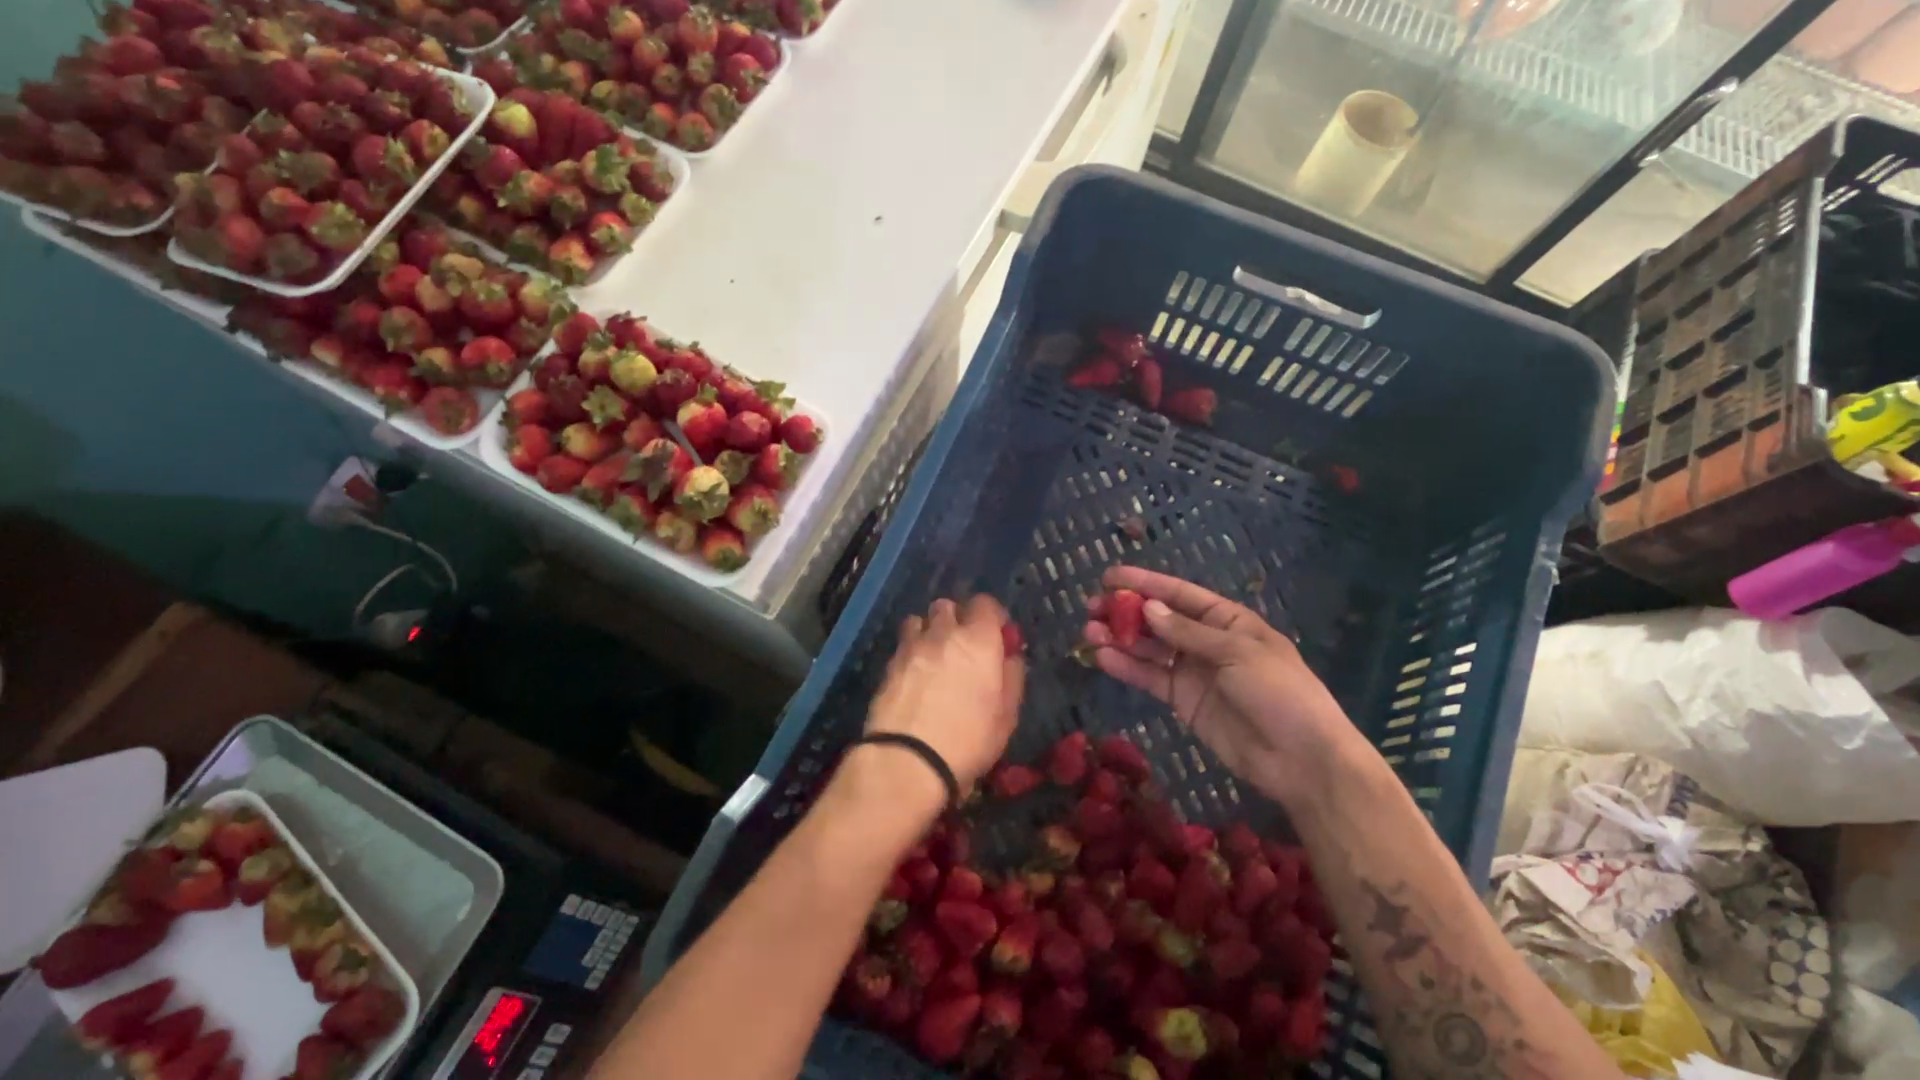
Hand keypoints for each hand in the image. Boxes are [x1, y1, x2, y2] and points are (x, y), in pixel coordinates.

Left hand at [861, 595, 1024, 806]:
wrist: (909, 760)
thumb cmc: (969, 740)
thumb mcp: (1006, 716)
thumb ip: (1011, 678)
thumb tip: (1010, 658)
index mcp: (979, 641)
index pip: (985, 604)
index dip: (992, 616)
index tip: (997, 635)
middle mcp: (943, 634)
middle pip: (947, 606)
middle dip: (957, 618)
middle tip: (964, 645)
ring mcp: (911, 647)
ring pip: (919, 620)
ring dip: (928, 630)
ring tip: (934, 655)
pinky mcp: (888, 665)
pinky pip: (902, 645)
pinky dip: (911, 651)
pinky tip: (914, 675)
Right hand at [1084, 566, 1364, 808]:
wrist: (1300, 757)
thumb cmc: (1280, 692)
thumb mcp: (1237, 653)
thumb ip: (1188, 633)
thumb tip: (1148, 609)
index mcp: (1230, 621)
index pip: (1182, 595)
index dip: (1146, 584)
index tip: (1110, 576)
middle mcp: (1208, 642)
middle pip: (1161, 620)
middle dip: (1126, 612)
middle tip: (1091, 606)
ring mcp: (1195, 673)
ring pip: (1150, 649)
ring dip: (1120, 638)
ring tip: (1087, 631)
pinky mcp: (1184, 702)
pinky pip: (1151, 678)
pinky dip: (1127, 668)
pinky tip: (1102, 658)